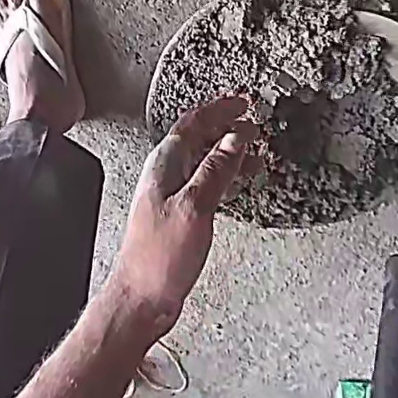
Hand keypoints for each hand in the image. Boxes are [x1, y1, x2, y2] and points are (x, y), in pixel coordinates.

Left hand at [106, 95, 252, 336]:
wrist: (142, 297)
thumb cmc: (160, 255)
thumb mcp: (195, 206)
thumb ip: (216, 169)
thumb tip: (236, 137)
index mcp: (166, 163)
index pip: (195, 121)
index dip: (220, 108)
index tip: (243, 100)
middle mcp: (167, 172)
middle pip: (199, 135)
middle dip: (226, 123)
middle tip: (253, 117)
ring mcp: (173, 191)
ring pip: (205, 157)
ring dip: (229, 147)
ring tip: (255, 144)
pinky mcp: (181, 210)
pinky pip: (207, 179)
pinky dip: (227, 172)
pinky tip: (241, 177)